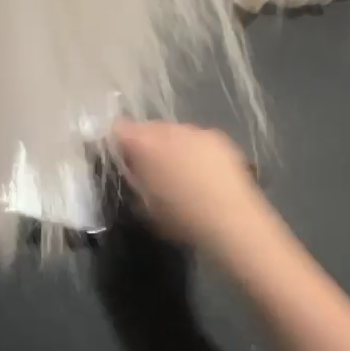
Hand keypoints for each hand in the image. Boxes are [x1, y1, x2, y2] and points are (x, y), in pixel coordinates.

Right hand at [111, 121, 279, 253]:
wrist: (232, 221)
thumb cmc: (181, 219)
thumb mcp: (145, 205)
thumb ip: (133, 179)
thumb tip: (130, 168)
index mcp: (144, 143)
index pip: (118, 130)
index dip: (117, 143)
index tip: (121, 160)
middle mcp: (169, 129)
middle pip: (147, 128)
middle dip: (145, 144)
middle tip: (149, 169)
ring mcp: (196, 130)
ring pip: (173, 132)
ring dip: (171, 146)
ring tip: (178, 172)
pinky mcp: (219, 138)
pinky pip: (196, 139)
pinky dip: (194, 150)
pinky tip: (202, 172)